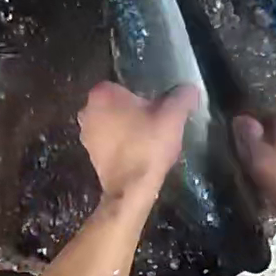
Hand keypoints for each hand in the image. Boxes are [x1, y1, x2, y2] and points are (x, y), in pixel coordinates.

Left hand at [79, 81, 196, 203]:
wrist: (131, 188)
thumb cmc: (148, 145)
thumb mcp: (173, 117)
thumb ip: (182, 97)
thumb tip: (189, 89)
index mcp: (103, 93)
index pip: (126, 86)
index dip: (146, 98)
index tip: (160, 111)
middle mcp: (87, 110)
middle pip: (119, 106)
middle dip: (135, 113)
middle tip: (156, 126)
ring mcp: (86, 135)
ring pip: (113, 126)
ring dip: (128, 131)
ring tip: (150, 143)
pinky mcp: (91, 156)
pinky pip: (111, 145)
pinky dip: (123, 148)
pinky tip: (140, 156)